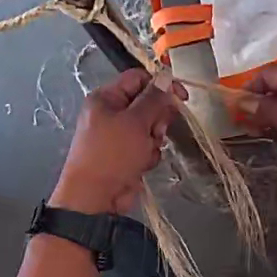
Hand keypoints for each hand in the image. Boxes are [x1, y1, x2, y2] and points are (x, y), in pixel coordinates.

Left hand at [51, 68, 180, 213]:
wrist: (96, 197)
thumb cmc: (111, 154)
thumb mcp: (135, 122)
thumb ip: (154, 99)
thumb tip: (167, 79)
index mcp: (106, 98)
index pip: (139, 79)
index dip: (161, 85)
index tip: (181, 97)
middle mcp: (112, 113)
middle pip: (148, 104)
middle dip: (157, 118)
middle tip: (156, 131)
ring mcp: (119, 136)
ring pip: (151, 127)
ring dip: (154, 140)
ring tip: (144, 152)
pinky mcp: (127, 154)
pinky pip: (147, 146)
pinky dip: (149, 155)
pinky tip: (141, 164)